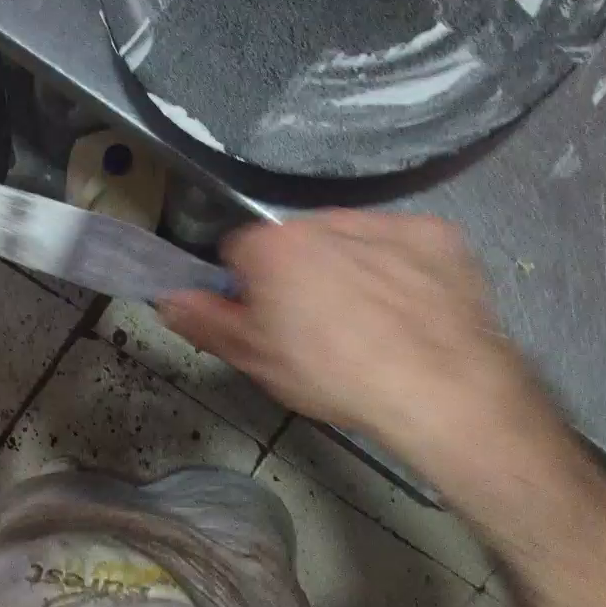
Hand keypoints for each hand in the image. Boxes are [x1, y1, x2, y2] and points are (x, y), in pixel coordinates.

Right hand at [160, 210, 551, 467]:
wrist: (438, 387)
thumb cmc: (332, 374)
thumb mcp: (253, 359)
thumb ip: (204, 321)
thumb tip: (168, 297)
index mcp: (273, 246)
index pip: (238, 252)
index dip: (246, 289)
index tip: (264, 322)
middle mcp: (325, 220)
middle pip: (294, 243)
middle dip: (296, 275)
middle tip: (313, 329)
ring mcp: (386, 223)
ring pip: (347, 241)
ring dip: (345, 268)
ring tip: (363, 324)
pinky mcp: (437, 235)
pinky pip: (399, 246)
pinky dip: (396, 269)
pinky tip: (403, 311)